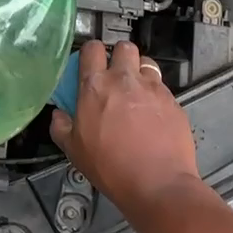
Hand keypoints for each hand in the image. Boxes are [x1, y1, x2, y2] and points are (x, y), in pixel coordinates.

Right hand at [50, 41, 200, 213]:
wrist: (159, 185)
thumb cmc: (111, 168)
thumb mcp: (73, 151)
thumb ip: (61, 127)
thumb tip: (59, 115)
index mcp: (95, 85)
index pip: (92, 49)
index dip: (91, 53)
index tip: (91, 64)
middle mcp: (124, 79)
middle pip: (124, 47)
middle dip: (119, 56)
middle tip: (117, 74)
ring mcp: (152, 88)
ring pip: (146, 63)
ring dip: (140, 72)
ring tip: (137, 90)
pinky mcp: (173, 101)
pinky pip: (163, 87)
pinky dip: (156, 94)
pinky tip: (154, 113)